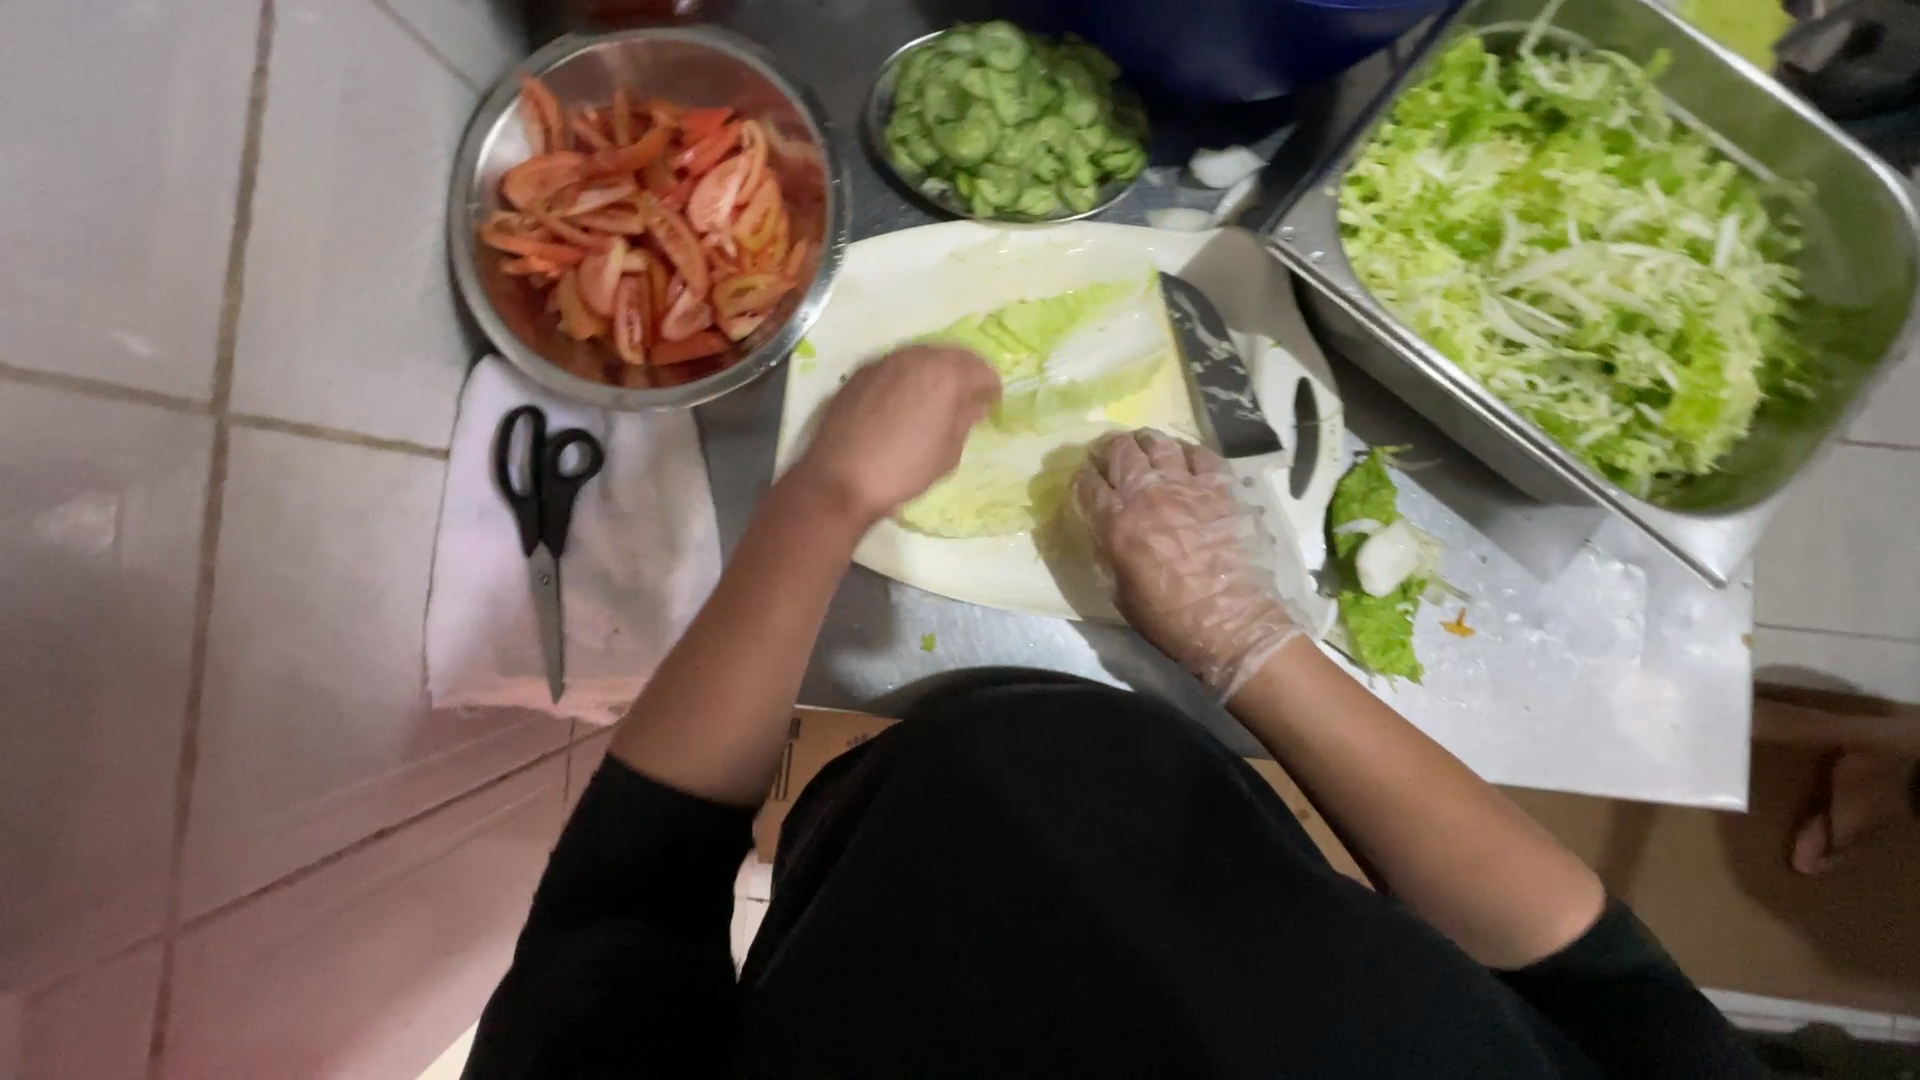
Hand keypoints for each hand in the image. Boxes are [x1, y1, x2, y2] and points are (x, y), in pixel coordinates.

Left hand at [786, 345, 1001, 527]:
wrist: (841, 478)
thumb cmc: (903, 469)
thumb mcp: (948, 452)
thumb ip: (965, 420)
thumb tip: (975, 404)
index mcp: (944, 374)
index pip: (981, 369)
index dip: (991, 387)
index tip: (992, 404)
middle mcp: (915, 357)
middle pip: (951, 355)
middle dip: (965, 372)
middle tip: (969, 396)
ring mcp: (884, 361)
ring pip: (921, 356)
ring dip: (936, 371)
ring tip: (938, 397)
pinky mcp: (860, 373)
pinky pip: (895, 367)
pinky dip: (909, 377)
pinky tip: (906, 400)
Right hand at [1074, 429, 1305, 699]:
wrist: (1227, 621)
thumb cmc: (1166, 616)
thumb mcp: (1116, 589)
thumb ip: (1105, 550)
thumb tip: (1103, 530)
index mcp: (1115, 522)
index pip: (1087, 483)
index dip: (1082, 477)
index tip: (1085, 480)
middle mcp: (1146, 494)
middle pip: (1119, 451)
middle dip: (1108, 449)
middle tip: (1109, 455)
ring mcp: (1185, 485)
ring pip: (1158, 443)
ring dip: (1145, 442)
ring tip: (1144, 448)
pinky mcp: (1220, 487)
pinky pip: (1201, 454)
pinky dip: (1188, 452)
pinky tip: (1185, 460)